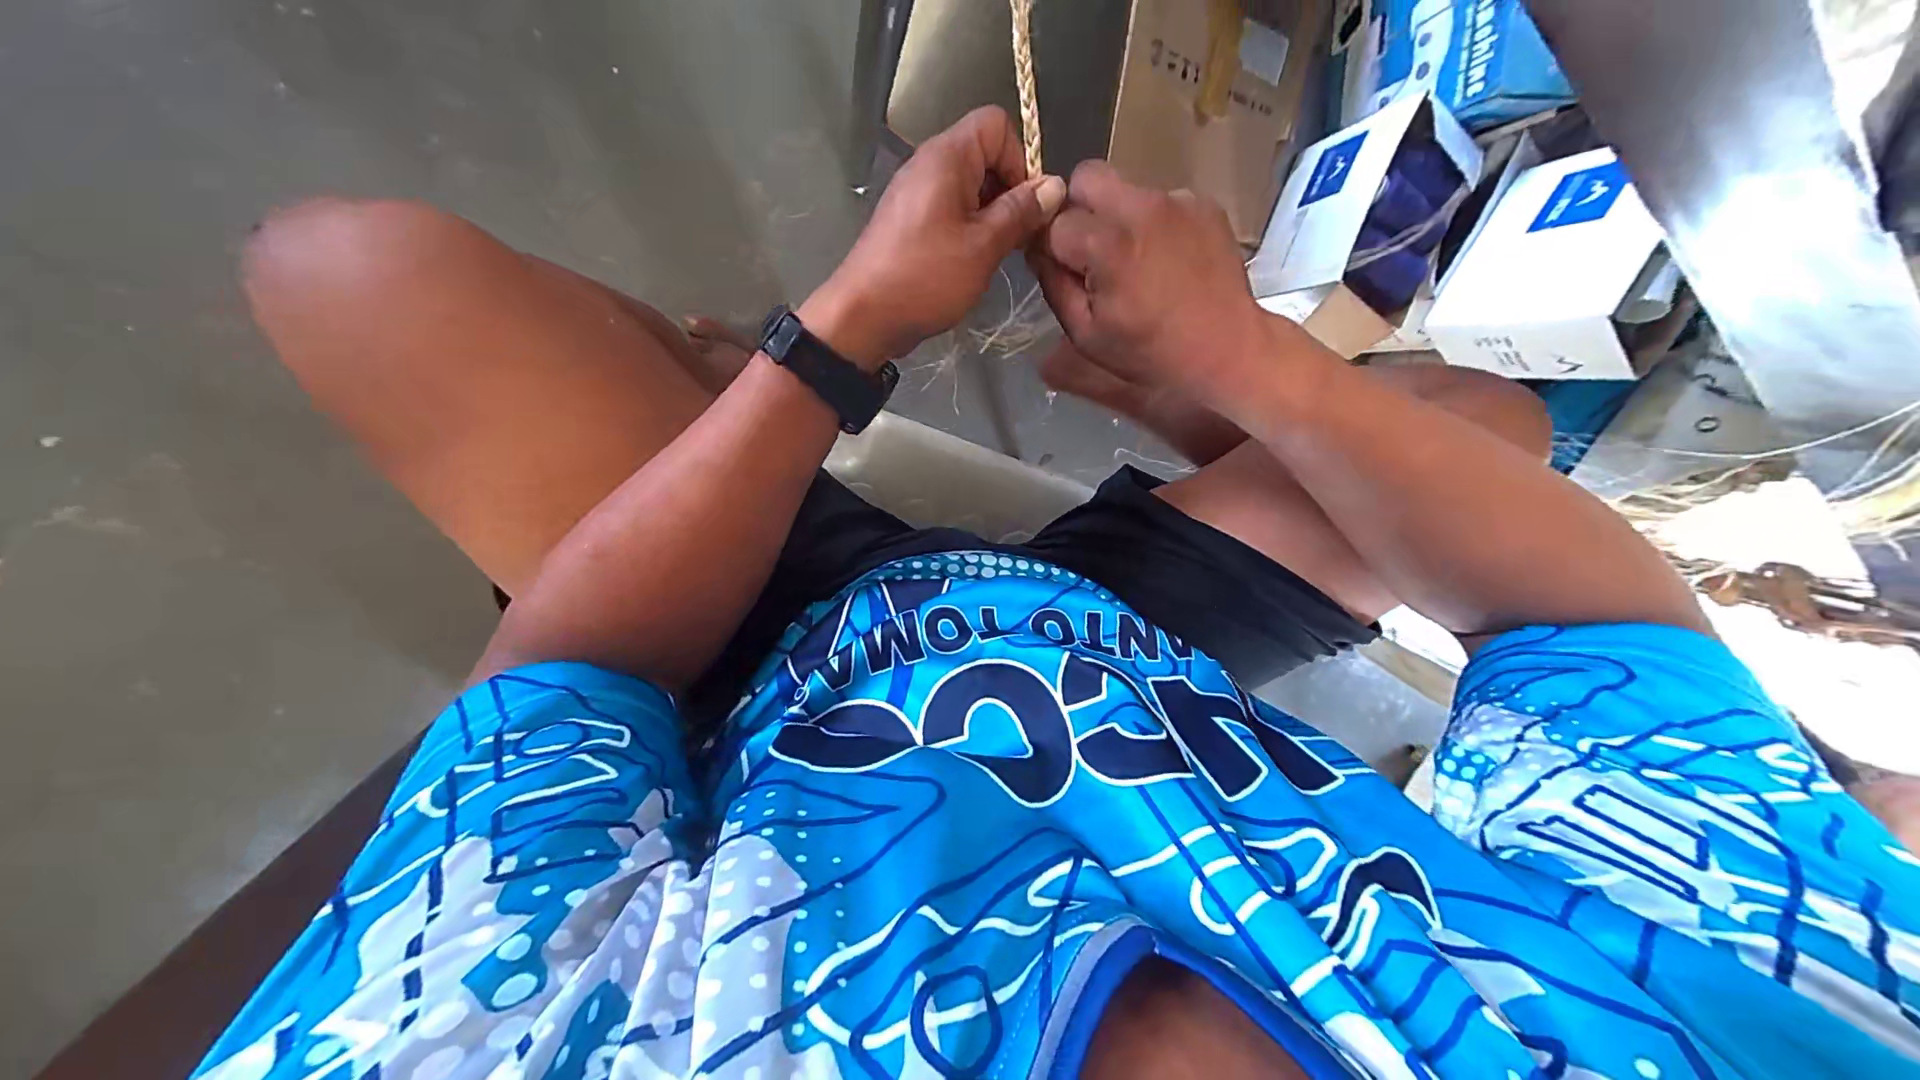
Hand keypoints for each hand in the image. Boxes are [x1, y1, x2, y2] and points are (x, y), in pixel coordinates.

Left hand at [802, 106, 1065, 367]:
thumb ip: (1020, 212)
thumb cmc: (925, 278)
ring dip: (990, 216)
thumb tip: (1055, 186)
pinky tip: (971, 263)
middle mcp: (928, 164)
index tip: (1026, 208)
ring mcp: (915, 194)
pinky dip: (968, 229)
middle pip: (984, 156)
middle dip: (1009, 192)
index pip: (996, 125)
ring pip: (968, 188)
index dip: (1020, 160)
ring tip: (995, 256)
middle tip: (1018, 239)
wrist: (864, 317)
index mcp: (946, 156)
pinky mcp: (909, 223)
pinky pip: (949, 211)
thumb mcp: (983, 247)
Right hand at [1029, 161, 1277, 396]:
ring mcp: (1178, 200)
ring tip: (1135, 261)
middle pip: (1087, 177)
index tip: (1064, 270)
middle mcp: (1141, 208)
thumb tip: (1039, 250)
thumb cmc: (1149, 354)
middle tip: (1092, 252)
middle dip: (1079, 209)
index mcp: (1108, 246)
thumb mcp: (1085, 335)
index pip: (1053, 222)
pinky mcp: (1203, 203)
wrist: (1225, 351)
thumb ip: (1054, 285)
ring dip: (1117, 217)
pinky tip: (1166, 259)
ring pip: (1125, 187)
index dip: (1052, 247)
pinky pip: (1160, 199)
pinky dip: (1153, 224)